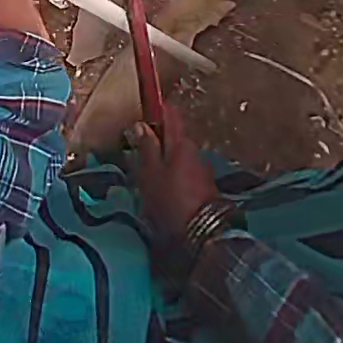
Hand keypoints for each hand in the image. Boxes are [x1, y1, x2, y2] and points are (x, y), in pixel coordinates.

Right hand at [129, 112, 218, 240]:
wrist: (202, 234)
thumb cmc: (170, 199)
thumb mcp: (150, 173)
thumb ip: (146, 148)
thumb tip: (142, 124)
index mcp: (180, 143)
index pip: (171, 115)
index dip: (158, 108)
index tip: (144, 108)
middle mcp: (194, 151)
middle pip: (174, 137)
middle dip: (157, 139)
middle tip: (137, 148)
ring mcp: (201, 168)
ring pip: (178, 155)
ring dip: (164, 159)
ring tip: (147, 172)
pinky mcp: (204, 186)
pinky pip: (184, 171)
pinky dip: (172, 173)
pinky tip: (162, 187)